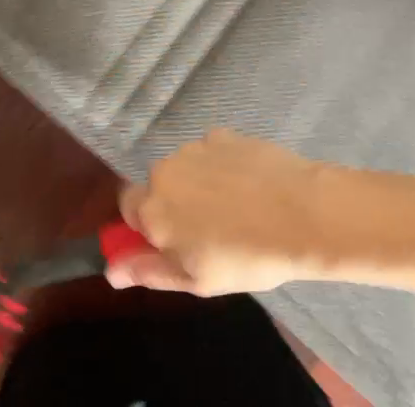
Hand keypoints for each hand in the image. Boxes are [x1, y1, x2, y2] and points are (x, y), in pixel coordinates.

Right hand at [111, 129, 333, 295]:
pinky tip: (250, 186)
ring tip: (237, 209)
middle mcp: (164, 171)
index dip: (147, 225)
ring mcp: (195, 148)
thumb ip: (148, 271)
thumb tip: (110, 271)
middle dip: (175, 204)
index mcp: (152, 209)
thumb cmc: (247, 258)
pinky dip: (223, 166)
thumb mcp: (196, 280)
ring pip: (186, 168)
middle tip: (209, 231)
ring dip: (199, 184)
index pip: (129, 208)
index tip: (174, 241)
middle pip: (158, 186)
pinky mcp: (224, 135)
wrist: (304, 215)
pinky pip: (212, 152)